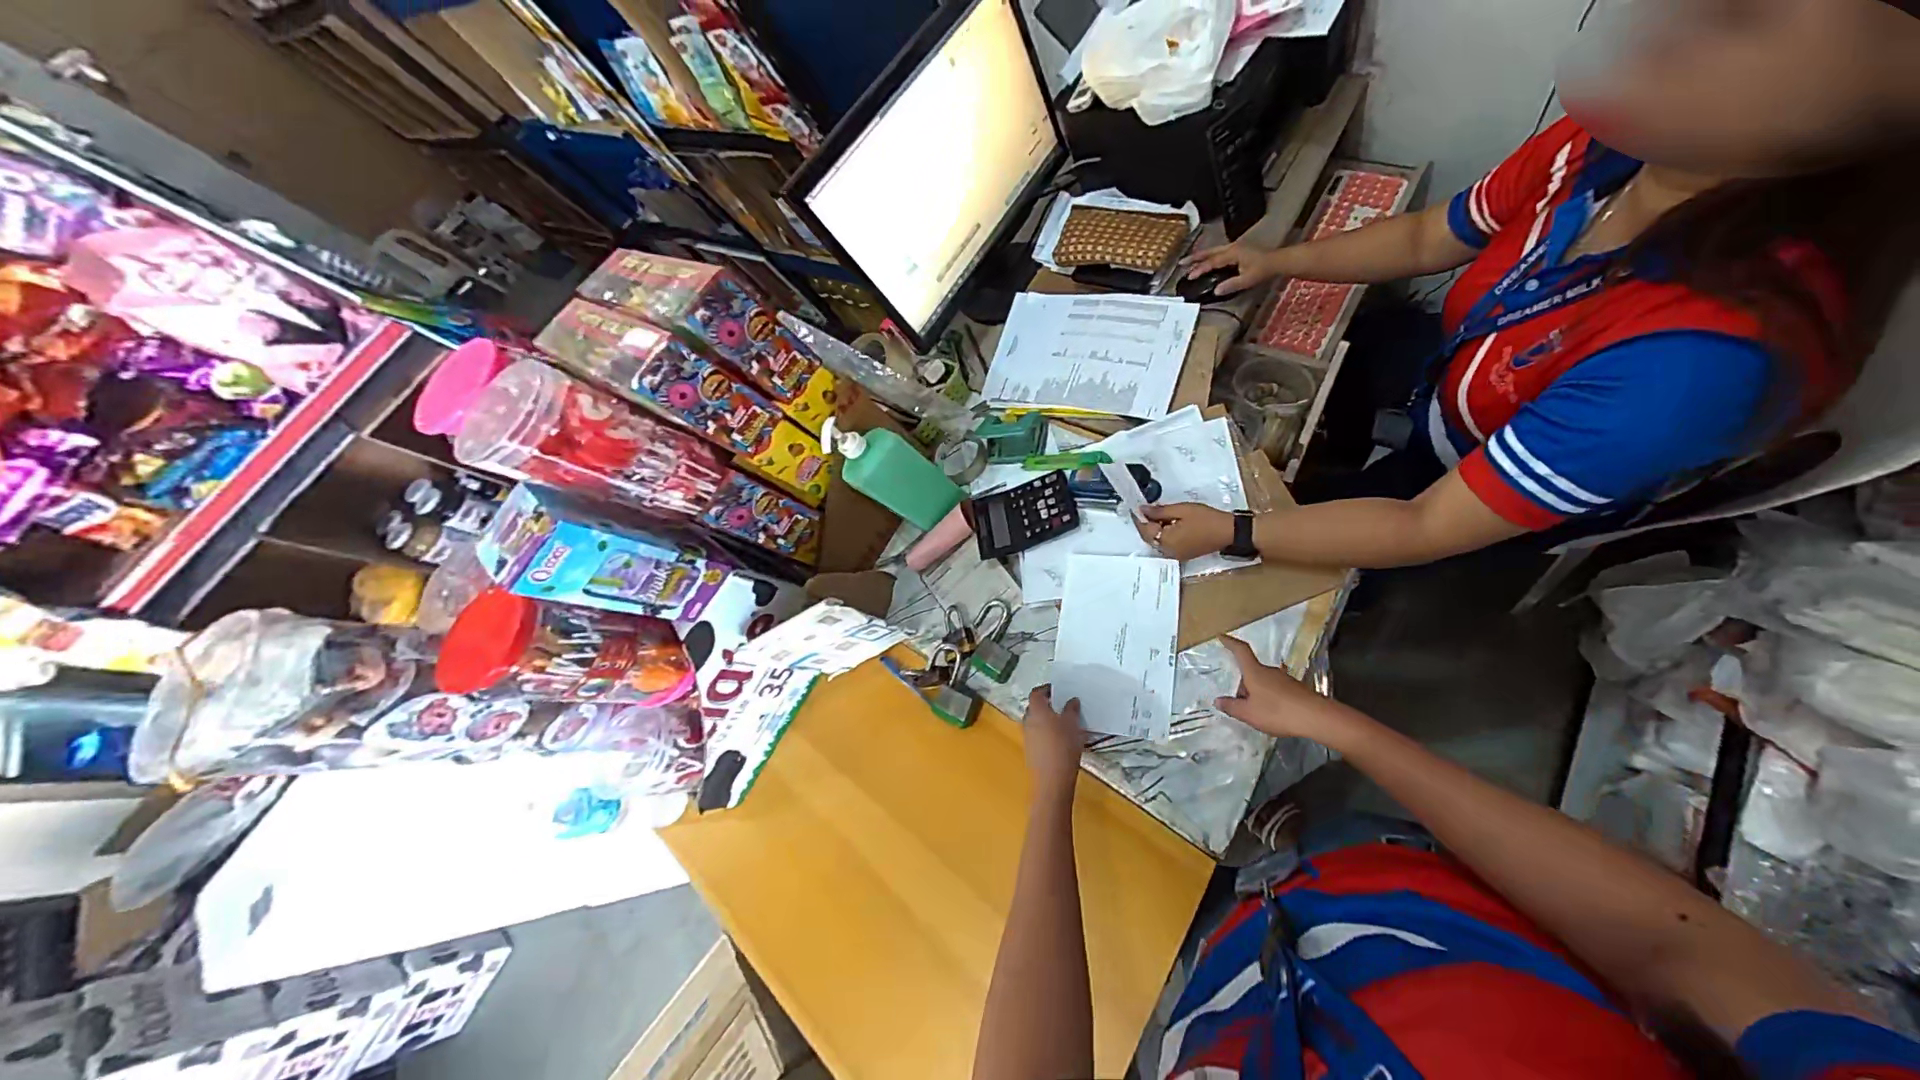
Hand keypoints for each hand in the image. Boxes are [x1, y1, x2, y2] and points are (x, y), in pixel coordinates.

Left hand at [1022, 686, 1085, 797]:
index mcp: (1036, 710)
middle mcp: (1027, 721)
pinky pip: (1037, 735)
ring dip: (1045, 719)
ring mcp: (1027, 737)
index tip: (1056, 689)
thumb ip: (1071, 709)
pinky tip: (1059, 738)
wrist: (1052, 778)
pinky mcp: (1030, 750)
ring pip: (1035, 722)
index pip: (1036, 693)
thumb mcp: (1073, 724)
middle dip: (1045, 704)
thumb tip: (1071, 700)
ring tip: (1062, 722)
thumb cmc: (1063, 745)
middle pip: (1034, 707)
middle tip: (1060, 704)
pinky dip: (1046, 732)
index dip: (1045, 689)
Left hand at [1137, 504, 1233, 559]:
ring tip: (1159, 514)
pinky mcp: (1182, 554)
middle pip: (1149, 537)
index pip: (1145, 530)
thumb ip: (1159, 511)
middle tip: (1147, 509)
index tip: (1136, 507)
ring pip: (1157, 541)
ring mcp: (1175, 555)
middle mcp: (1168, 551)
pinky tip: (1168, 523)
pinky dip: (1164, 534)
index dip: (1139, 518)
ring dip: (1155, 528)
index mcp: (1166, 541)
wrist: (1229, 531)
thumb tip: (1142, 510)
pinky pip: (1166, 544)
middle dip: (1146, 523)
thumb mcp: (1181, 510)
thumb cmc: (1206, 519)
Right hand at [1185, 240, 1283, 295]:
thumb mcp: (1247, 280)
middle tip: (1181, 262)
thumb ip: (1231, 285)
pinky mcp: (1236, 250)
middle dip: (1195, 258)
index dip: (1200, 269)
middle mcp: (1231, 248)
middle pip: (1209, 252)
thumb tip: (1216, 291)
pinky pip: (1218, 252)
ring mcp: (1234, 247)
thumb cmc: (1263, 270)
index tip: (1189, 276)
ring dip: (1200, 256)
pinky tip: (1205, 260)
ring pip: (1213, 250)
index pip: (1212, 262)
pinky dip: (1208, 256)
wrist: (1277, 261)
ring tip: (1189, 261)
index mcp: (1232, 253)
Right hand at [1213, 636, 1360, 746]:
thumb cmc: (1277, 711)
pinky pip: (1277, 689)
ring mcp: (1285, 679)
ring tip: (1256, 711)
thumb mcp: (1249, 714)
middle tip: (1238, 701)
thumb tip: (1218, 700)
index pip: (1241, 651)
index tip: (1222, 636)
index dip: (1230, 642)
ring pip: (1264, 681)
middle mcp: (1270, 671)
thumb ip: (1232, 707)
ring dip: (1257, 692)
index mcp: (1255, 672)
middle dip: (1243, 683)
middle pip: (1252, 671)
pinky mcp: (1297, 689)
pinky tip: (1273, 713)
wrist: (1317, 718)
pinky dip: (1270, 697)